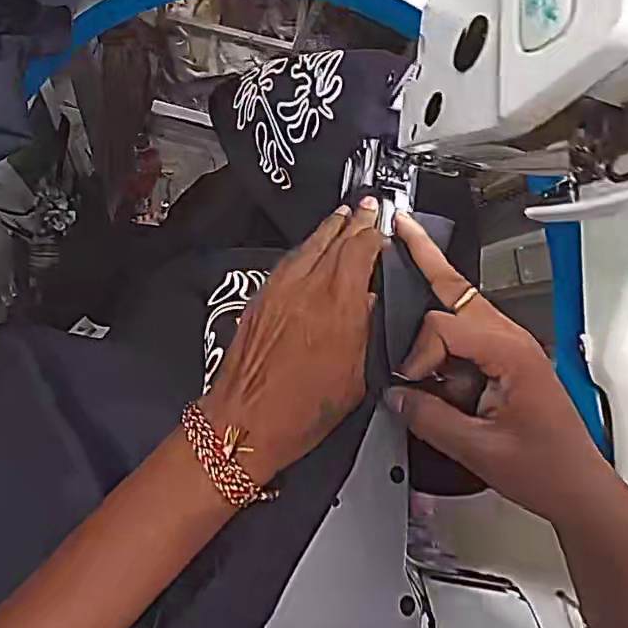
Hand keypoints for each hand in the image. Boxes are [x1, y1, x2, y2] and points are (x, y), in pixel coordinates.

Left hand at [201, 199, 385, 484]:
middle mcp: (307, 290)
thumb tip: (372, 303)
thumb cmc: (300, 409)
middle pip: (335, 240)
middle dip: (354, 220)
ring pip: (309, 244)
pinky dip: (305, 247)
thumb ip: (367, 330)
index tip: (381, 224)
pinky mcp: (261, 297)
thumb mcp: (356, 376)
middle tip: (365, 206)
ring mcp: (281, 290)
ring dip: (328, 227)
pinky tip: (311, 247)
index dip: (373, 233)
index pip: (360, 251)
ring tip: (341, 216)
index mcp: (337, 307)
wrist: (245, 421)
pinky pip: (288, 260)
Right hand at [386, 212, 617, 525]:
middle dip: (426, 257)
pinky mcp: (505, 362)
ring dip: (432, 317)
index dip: (418, 354)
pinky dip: (443, 350)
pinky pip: (466, 340)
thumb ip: (428, 418)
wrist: (579, 487)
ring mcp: (510, 349)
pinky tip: (434, 376)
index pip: (444, 326)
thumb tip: (396, 396)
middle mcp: (511, 340)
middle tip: (402, 229)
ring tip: (410, 288)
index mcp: (510, 352)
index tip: (410, 385)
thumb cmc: (548, 468)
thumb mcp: (478, 449)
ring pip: (460, 311)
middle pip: (457, 288)